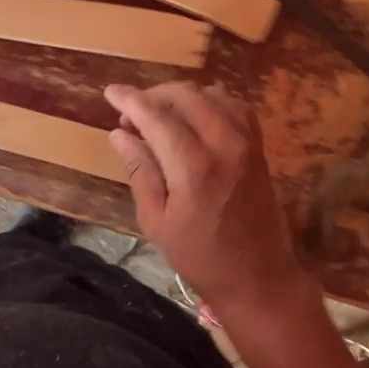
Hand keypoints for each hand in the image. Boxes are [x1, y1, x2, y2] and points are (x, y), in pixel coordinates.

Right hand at [105, 83, 308, 311]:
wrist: (257, 275)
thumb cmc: (198, 255)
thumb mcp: (156, 220)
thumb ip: (139, 171)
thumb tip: (119, 134)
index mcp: (192, 167)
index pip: (155, 116)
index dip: (130, 101)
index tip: (109, 92)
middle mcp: (223, 144)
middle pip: (185, 96)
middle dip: (153, 96)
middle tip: (130, 115)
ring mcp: (246, 142)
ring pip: (211, 94)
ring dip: (180, 97)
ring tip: (158, 116)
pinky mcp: (259, 146)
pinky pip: (234, 106)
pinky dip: (209, 102)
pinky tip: (193, 117)